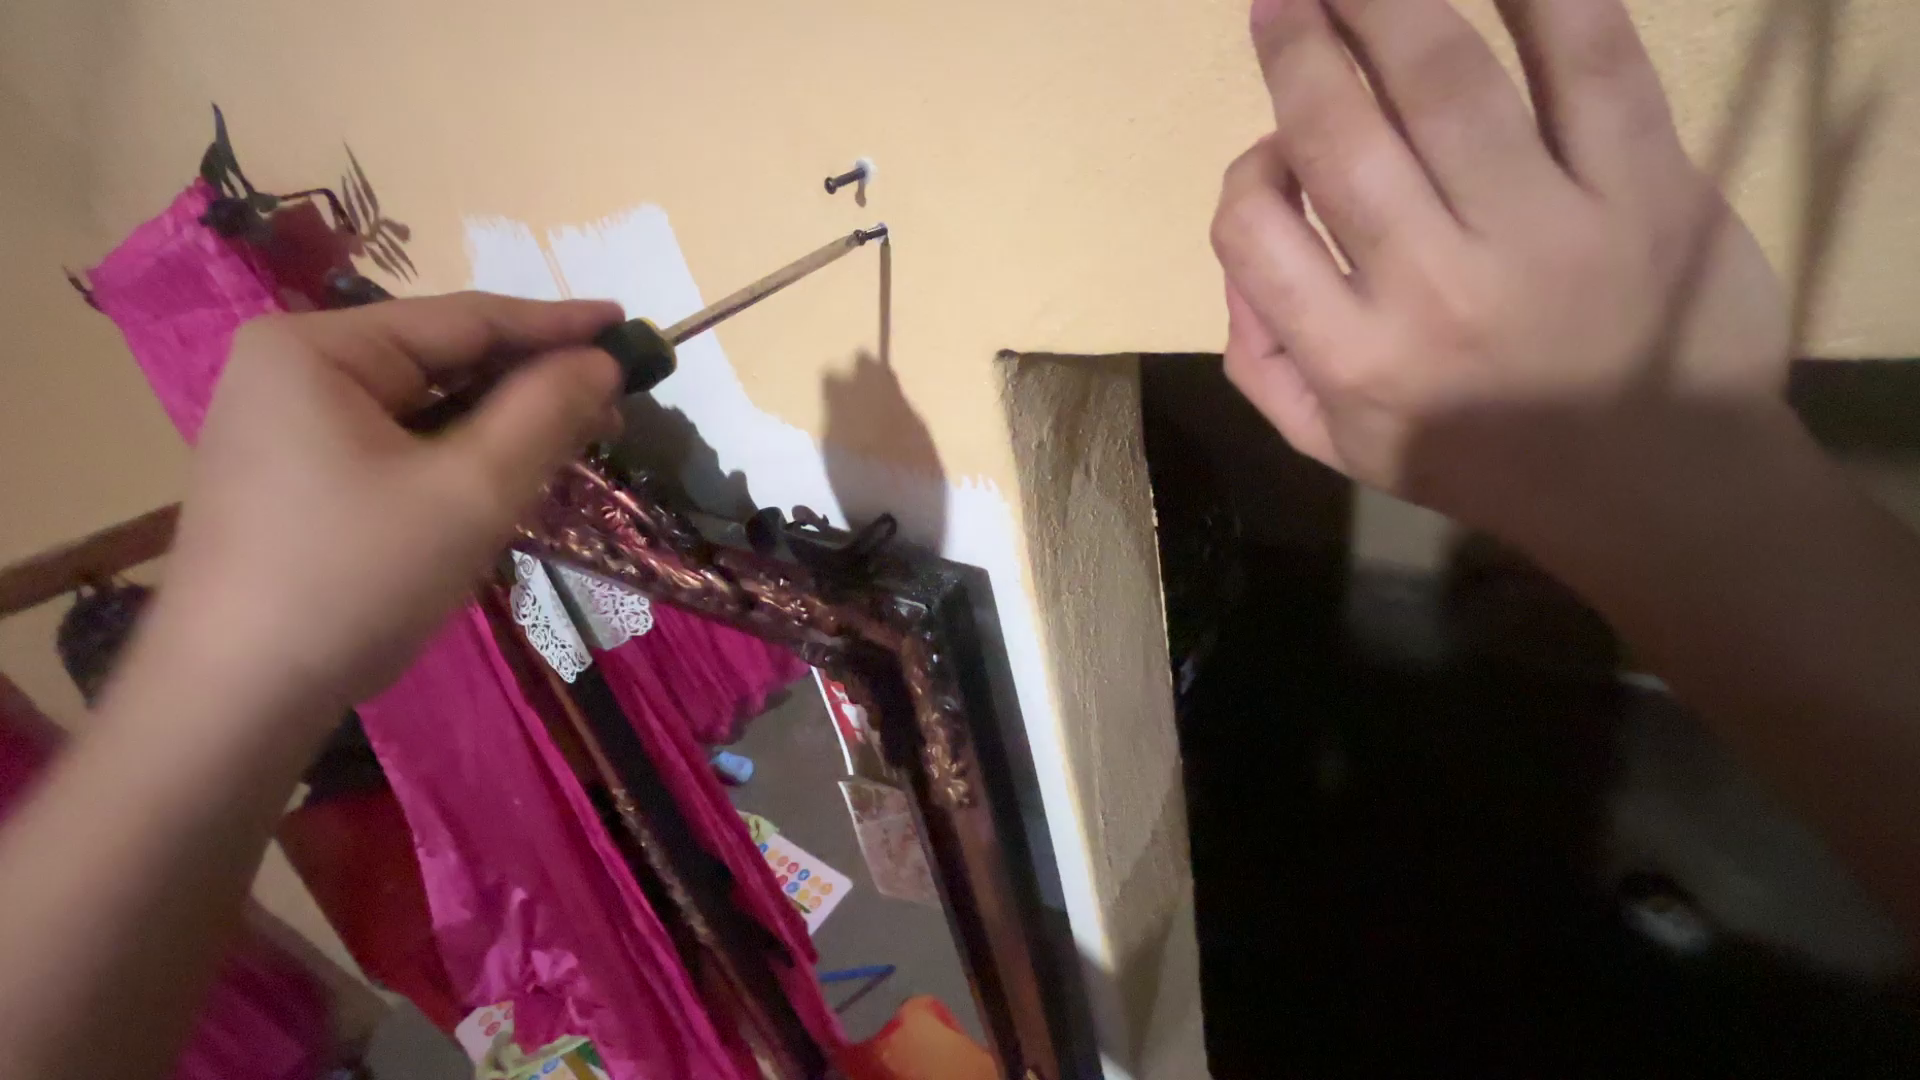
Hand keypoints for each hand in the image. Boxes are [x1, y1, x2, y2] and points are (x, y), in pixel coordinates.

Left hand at [143, 293, 622, 722]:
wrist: (242, 697)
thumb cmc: (360, 577)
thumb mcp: (474, 489)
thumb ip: (546, 413)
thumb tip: (604, 363)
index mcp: (320, 350)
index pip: (465, 320)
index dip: (558, 323)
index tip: (627, 325)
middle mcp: (299, 371)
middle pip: (448, 360)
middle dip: (537, 381)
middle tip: (617, 403)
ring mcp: (297, 426)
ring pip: (434, 405)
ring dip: (512, 421)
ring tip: (583, 437)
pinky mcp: (309, 475)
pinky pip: (412, 443)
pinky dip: (473, 452)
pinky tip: (519, 470)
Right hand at [1212, 0, 1789, 531]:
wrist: (1647, 481)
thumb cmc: (1467, 461)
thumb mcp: (1331, 444)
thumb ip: (1261, 364)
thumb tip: (1239, 264)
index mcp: (1350, 355)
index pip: (1253, 232)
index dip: (1242, 179)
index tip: (1264, 165)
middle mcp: (1432, 286)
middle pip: (1341, 138)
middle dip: (1298, 50)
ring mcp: (1543, 229)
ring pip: (1449, 85)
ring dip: (1386, 4)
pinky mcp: (1648, 187)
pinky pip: (1593, 63)